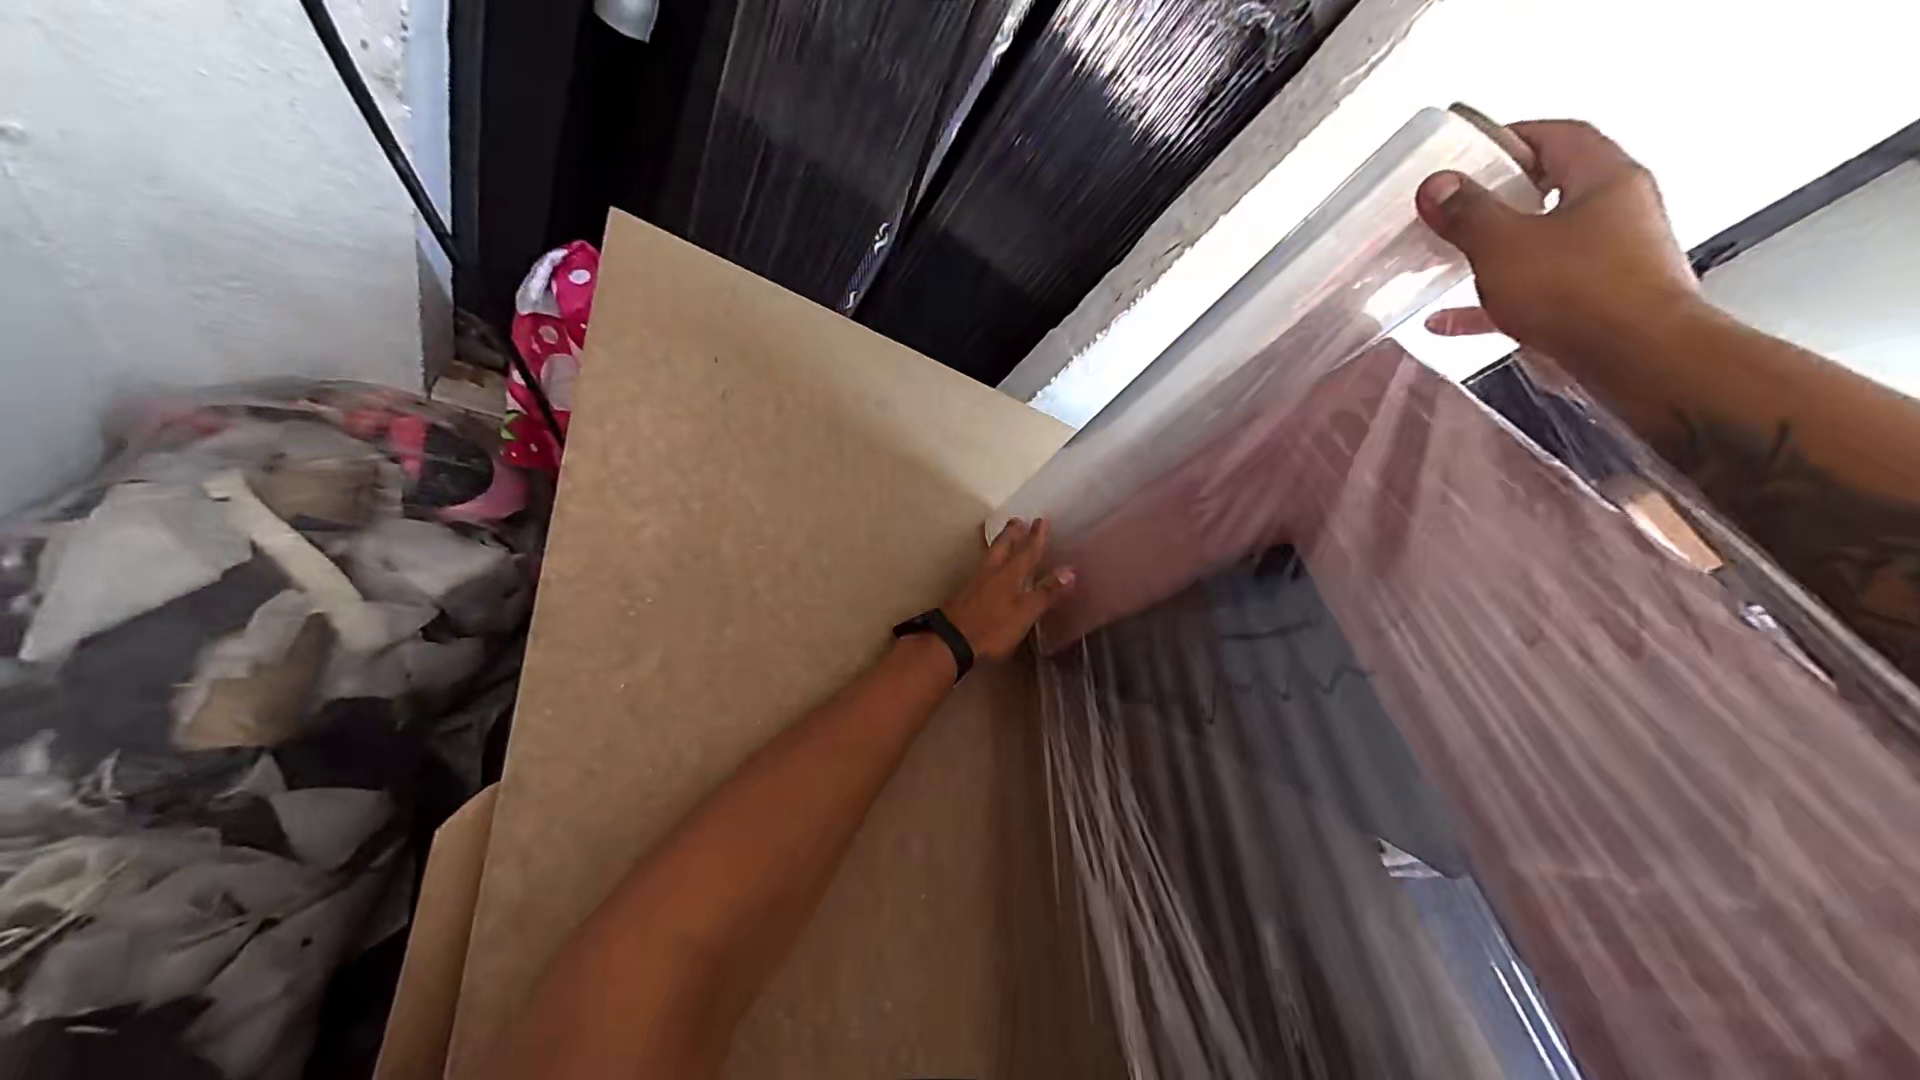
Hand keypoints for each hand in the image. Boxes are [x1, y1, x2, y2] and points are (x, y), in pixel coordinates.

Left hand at [942, 518, 1074, 661]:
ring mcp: (975, 582)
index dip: (1036, 537)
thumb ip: (1047, 593)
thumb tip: (1071, 571)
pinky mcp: (965, 593)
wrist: (951, 640)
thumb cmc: (992, 627)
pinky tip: (988, 568)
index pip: (1027, 552)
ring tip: (1003, 537)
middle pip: (1003, 547)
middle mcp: (992, 572)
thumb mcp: (1025, 613)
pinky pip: (981, 568)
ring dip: (999, 544)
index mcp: (1010, 575)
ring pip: (990, 555)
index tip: (1042, 519)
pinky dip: (989, 560)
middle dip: (1012, 534)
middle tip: (1017, 519)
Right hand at [1415, 120, 1704, 368]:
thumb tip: (1438, 187)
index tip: (1470, 151)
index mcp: (1604, 181)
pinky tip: (1447, 318)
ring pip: (1539, 244)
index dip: (1512, 138)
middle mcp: (1615, 212)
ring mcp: (1607, 259)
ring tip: (1448, 258)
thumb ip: (1467, 214)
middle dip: (1499, 197)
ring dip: (1493, 250)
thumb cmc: (1581, 293)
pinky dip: (1488, 301)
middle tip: (1455, 204)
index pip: (1559, 137)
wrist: (1633, 358)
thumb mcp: (1505, 245)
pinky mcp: (1591, 302)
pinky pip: (1530, 292)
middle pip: (1550, 190)